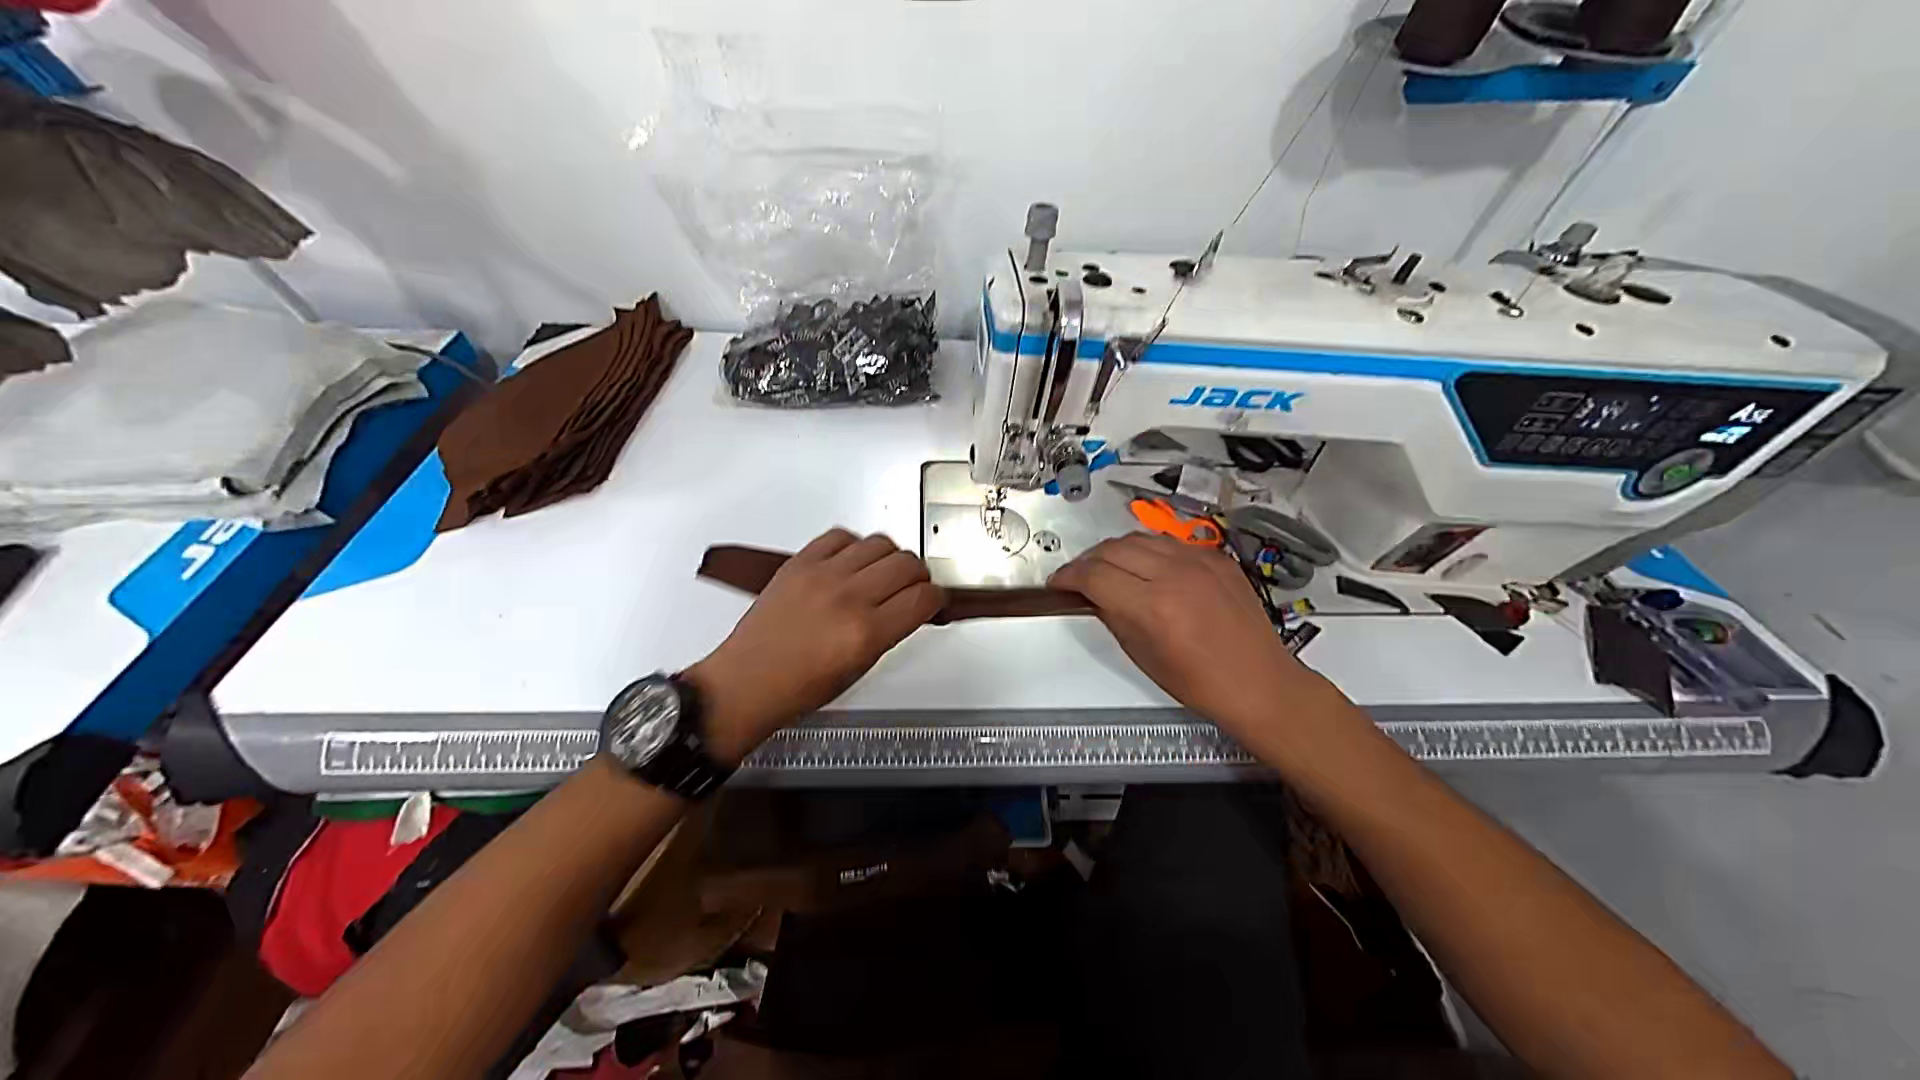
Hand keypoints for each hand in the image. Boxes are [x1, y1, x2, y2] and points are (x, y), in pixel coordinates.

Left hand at [687, 529, 945, 762]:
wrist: (746, 683)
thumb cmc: (796, 687)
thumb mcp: (860, 668)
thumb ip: (890, 631)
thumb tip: (910, 607)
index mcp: (866, 633)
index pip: (923, 598)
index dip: (936, 598)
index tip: (934, 599)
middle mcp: (846, 599)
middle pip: (907, 564)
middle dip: (919, 576)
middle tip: (913, 586)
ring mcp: (821, 576)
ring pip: (879, 543)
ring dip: (891, 556)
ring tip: (884, 571)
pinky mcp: (799, 563)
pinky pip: (840, 536)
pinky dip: (854, 545)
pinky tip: (852, 560)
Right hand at [1049, 534, 1347, 741]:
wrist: (1260, 682)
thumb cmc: (1201, 683)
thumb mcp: (1143, 656)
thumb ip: (1114, 616)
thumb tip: (1093, 595)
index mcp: (1154, 607)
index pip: (1094, 575)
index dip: (1068, 577)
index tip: (1058, 583)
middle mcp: (1176, 575)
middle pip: (1112, 549)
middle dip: (1087, 562)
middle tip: (1079, 578)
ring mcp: (1200, 562)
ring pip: (1139, 538)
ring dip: (1115, 551)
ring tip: (1109, 569)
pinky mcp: (1217, 558)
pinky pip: (1170, 543)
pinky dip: (1149, 551)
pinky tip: (1146, 568)